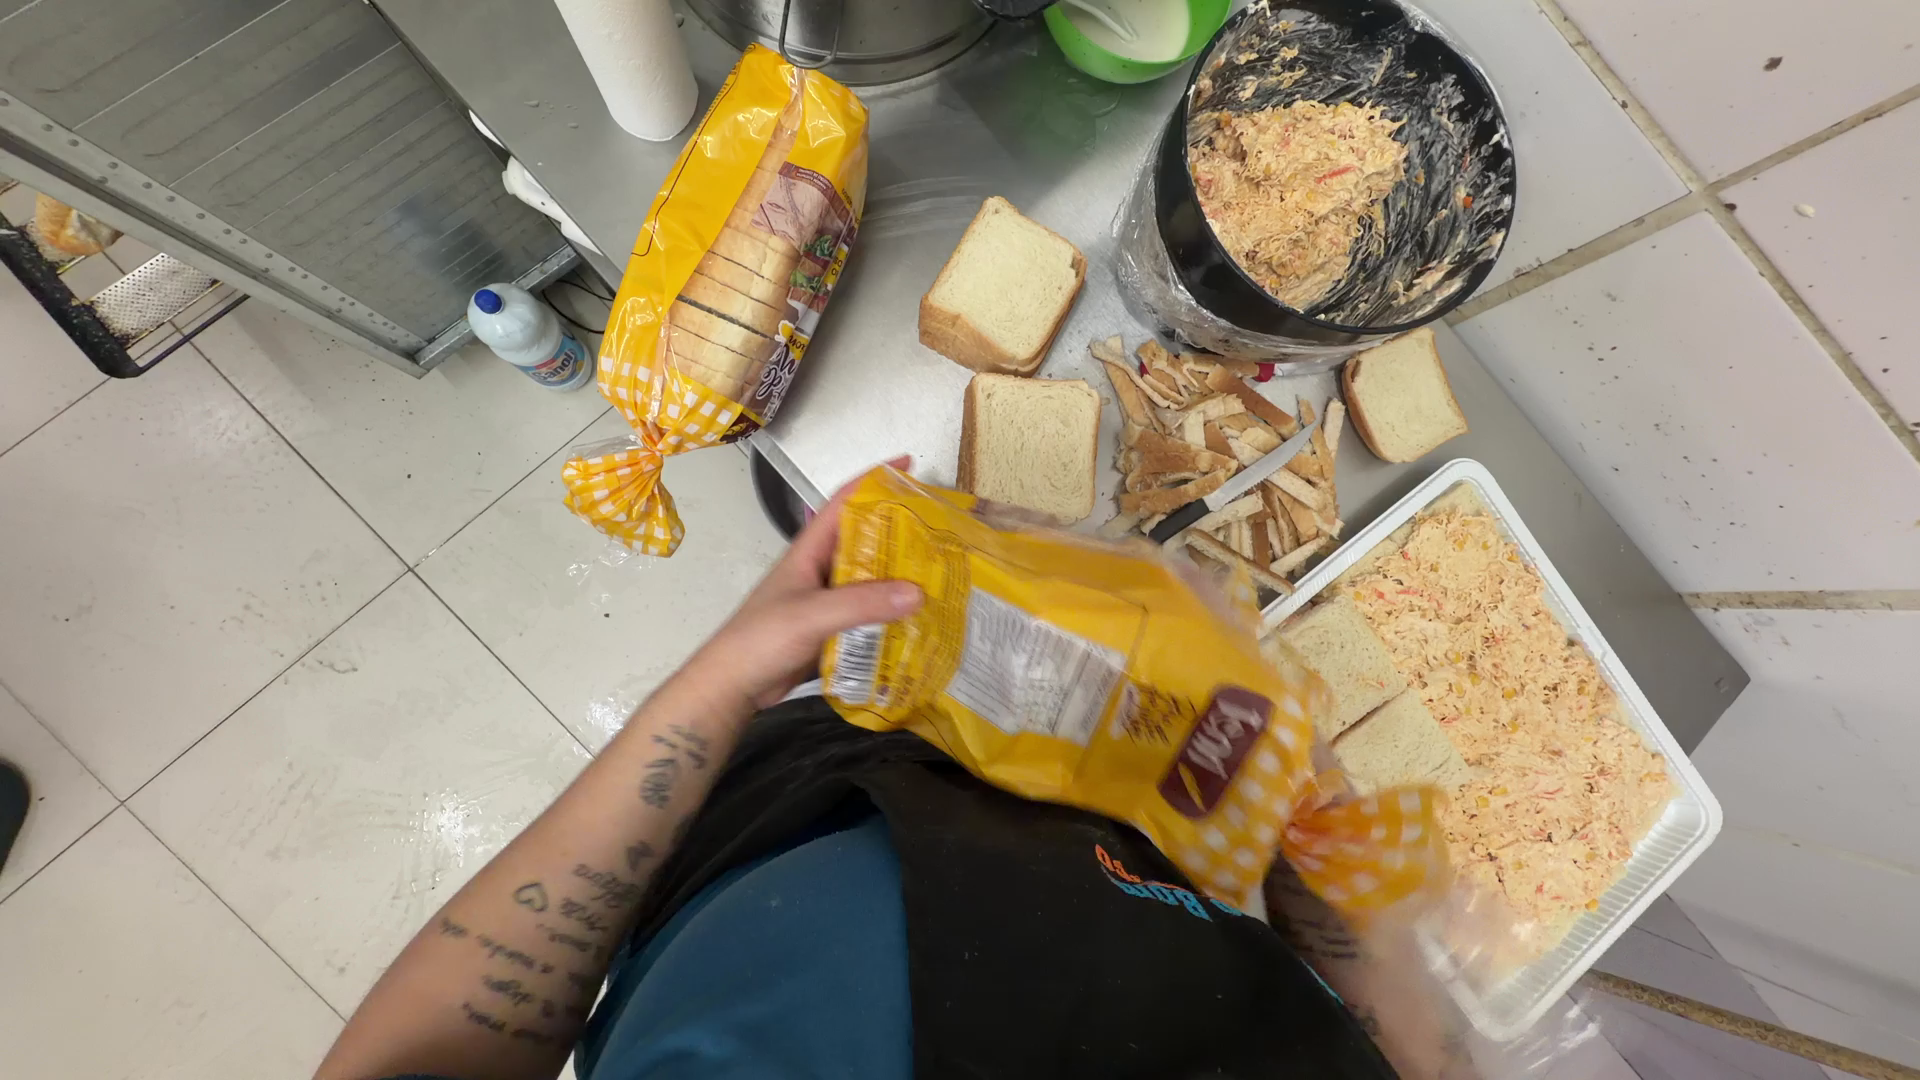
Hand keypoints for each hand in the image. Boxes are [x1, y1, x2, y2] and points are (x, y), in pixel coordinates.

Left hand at [676, 457, 923, 712]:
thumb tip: (918, 591)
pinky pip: (870, 612)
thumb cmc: (761, 639)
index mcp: (810, 550)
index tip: (908, 465)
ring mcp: (827, 600)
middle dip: (901, 530)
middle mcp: (822, 569)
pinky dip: (893, 612)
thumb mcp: (812, 615)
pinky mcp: (833, 629)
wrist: (733, 686)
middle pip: (866, 539)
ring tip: (942, 574)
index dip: (874, 479)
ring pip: (871, 578)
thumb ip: (862, 603)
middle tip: (941, 530)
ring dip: (901, 575)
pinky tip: (919, 619)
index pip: (844, 502)